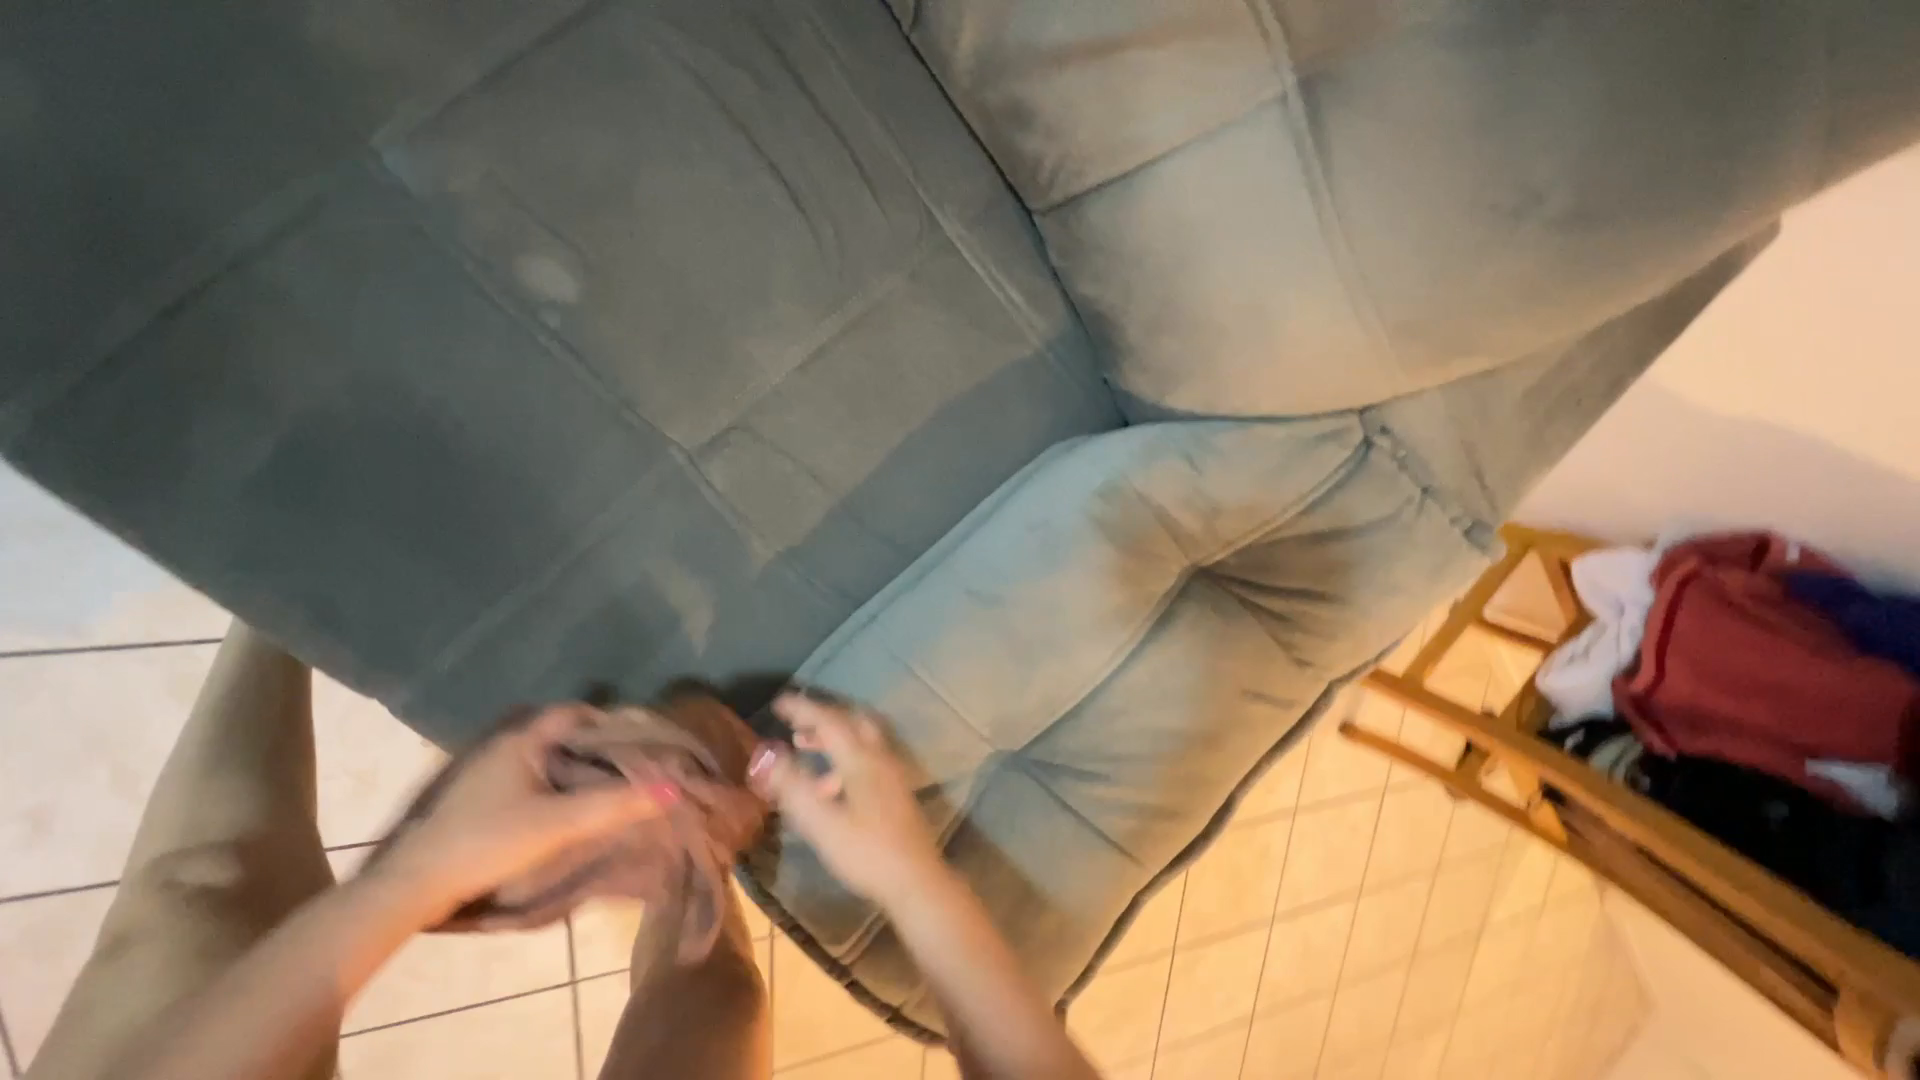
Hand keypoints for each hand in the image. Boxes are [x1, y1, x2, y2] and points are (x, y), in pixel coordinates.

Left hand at [370, 705, 667, 924]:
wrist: (413, 887)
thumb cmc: (488, 842)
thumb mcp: (560, 824)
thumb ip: (617, 804)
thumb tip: (675, 789)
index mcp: (522, 740)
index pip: (575, 712)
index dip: (610, 722)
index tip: (640, 743)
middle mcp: (503, 746)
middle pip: (561, 734)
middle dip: (597, 747)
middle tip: (632, 767)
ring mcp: (485, 773)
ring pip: (544, 758)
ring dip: (575, 768)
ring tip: (609, 788)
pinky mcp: (476, 800)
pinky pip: (528, 779)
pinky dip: (554, 785)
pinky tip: (568, 809)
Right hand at [748, 694, 946, 907]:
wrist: (916, 882)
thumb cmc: (866, 852)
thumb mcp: (822, 823)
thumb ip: (792, 787)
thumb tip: (763, 755)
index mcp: (861, 759)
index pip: (829, 720)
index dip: (803, 709)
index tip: (779, 701)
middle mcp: (880, 758)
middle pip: (851, 722)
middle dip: (822, 717)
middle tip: (795, 723)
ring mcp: (892, 773)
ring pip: (861, 739)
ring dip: (833, 737)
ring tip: (804, 747)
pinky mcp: (897, 791)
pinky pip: (868, 757)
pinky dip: (844, 756)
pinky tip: (830, 786)